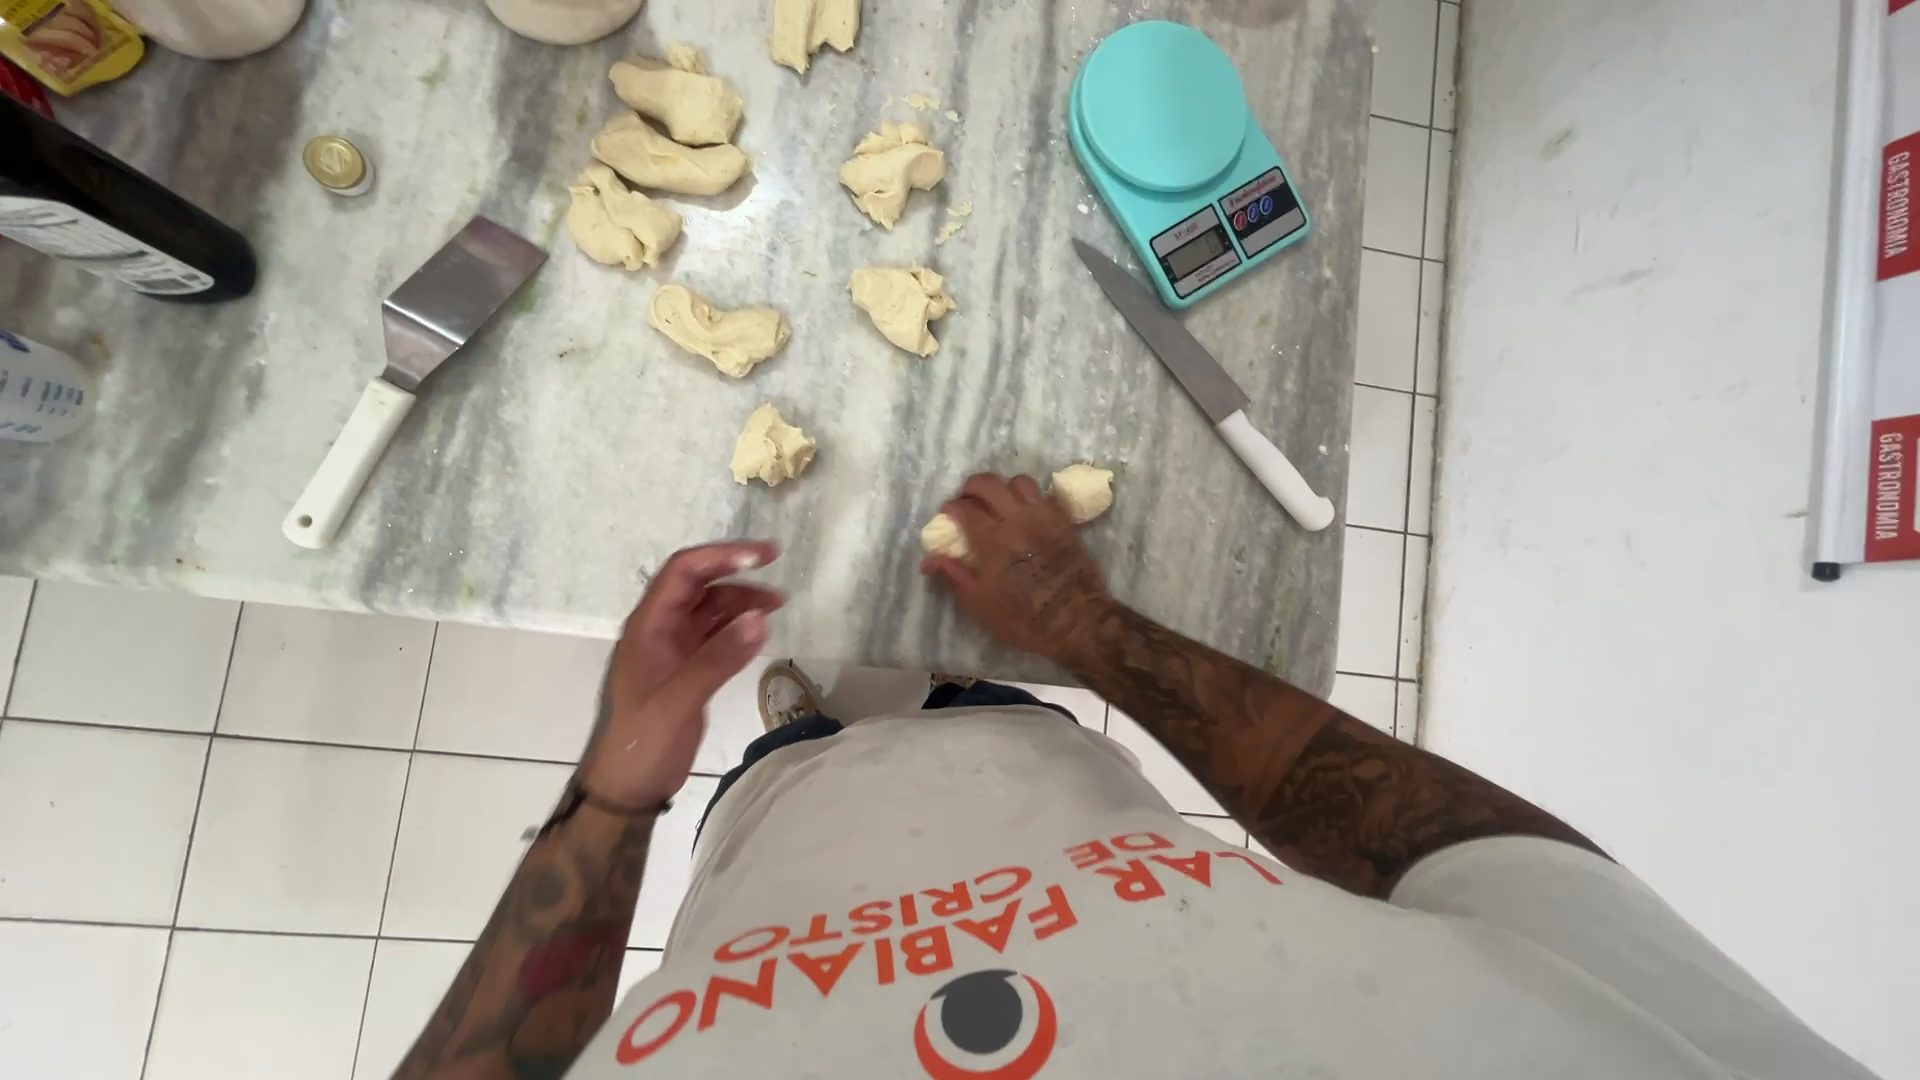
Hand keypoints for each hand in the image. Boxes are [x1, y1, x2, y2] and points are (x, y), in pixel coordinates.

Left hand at [579, 541, 781, 809]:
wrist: (628, 789)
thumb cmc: (642, 743)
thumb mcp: (678, 701)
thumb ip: (717, 659)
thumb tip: (760, 618)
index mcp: (647, 627)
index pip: (683, 572)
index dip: (721, 557)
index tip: (762, 557)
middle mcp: (660, 630)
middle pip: (699, 584)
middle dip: (736, 572)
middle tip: (777, 567)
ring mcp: (674, 649)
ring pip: (710, 608)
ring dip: (742, 599)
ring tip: (778, 602)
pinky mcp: (689, 669)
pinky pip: (716, 635)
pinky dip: (739, 626)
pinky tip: (761, 630)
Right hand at [920, 473, 1113, 661]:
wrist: (1075, 621)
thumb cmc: (1023, 618)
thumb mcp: (980, 604)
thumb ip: (954, 576)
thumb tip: (929, 561)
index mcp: (992, 539)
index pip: (964, 508)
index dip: (951, 508)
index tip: (948, 516)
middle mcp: (1017, 519)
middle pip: (989, 483)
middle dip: (972, 487)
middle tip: (967, 502)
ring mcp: (1043, 517)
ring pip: (1019, 482)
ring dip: (1004, 488)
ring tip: (999, 504)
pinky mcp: (1063, 521)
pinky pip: (1044, 496)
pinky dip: (1030, 499)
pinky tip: (1026, 514)